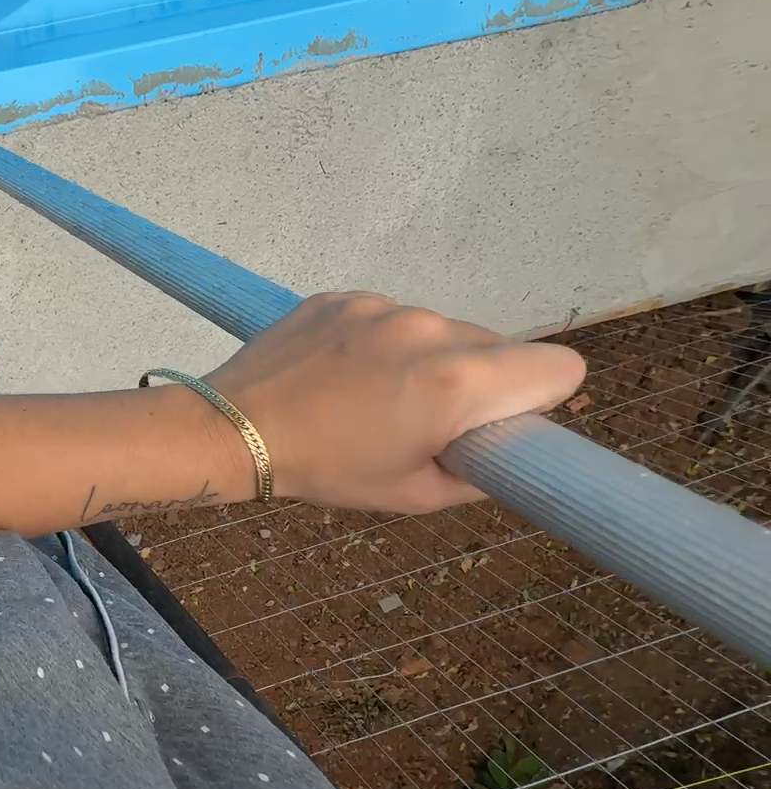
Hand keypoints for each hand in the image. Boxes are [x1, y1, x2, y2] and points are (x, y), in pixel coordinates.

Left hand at [203, 292, 585, 513]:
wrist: (232, 427)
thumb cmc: (323, 466)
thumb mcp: (417, 491)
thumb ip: (486, 467)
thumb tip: (507, 441)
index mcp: (456, 378)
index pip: (558, 366)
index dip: (533, 399)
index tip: (486, 422)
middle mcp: (423, 328)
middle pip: (492, 345)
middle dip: (473, 380)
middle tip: (414, 414)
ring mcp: (373, 306)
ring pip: (434, 328)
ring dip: (420, 355)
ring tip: (365, 391)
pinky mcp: (334, 297)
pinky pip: (383, 315)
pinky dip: (374, 339)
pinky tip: (337, 368)